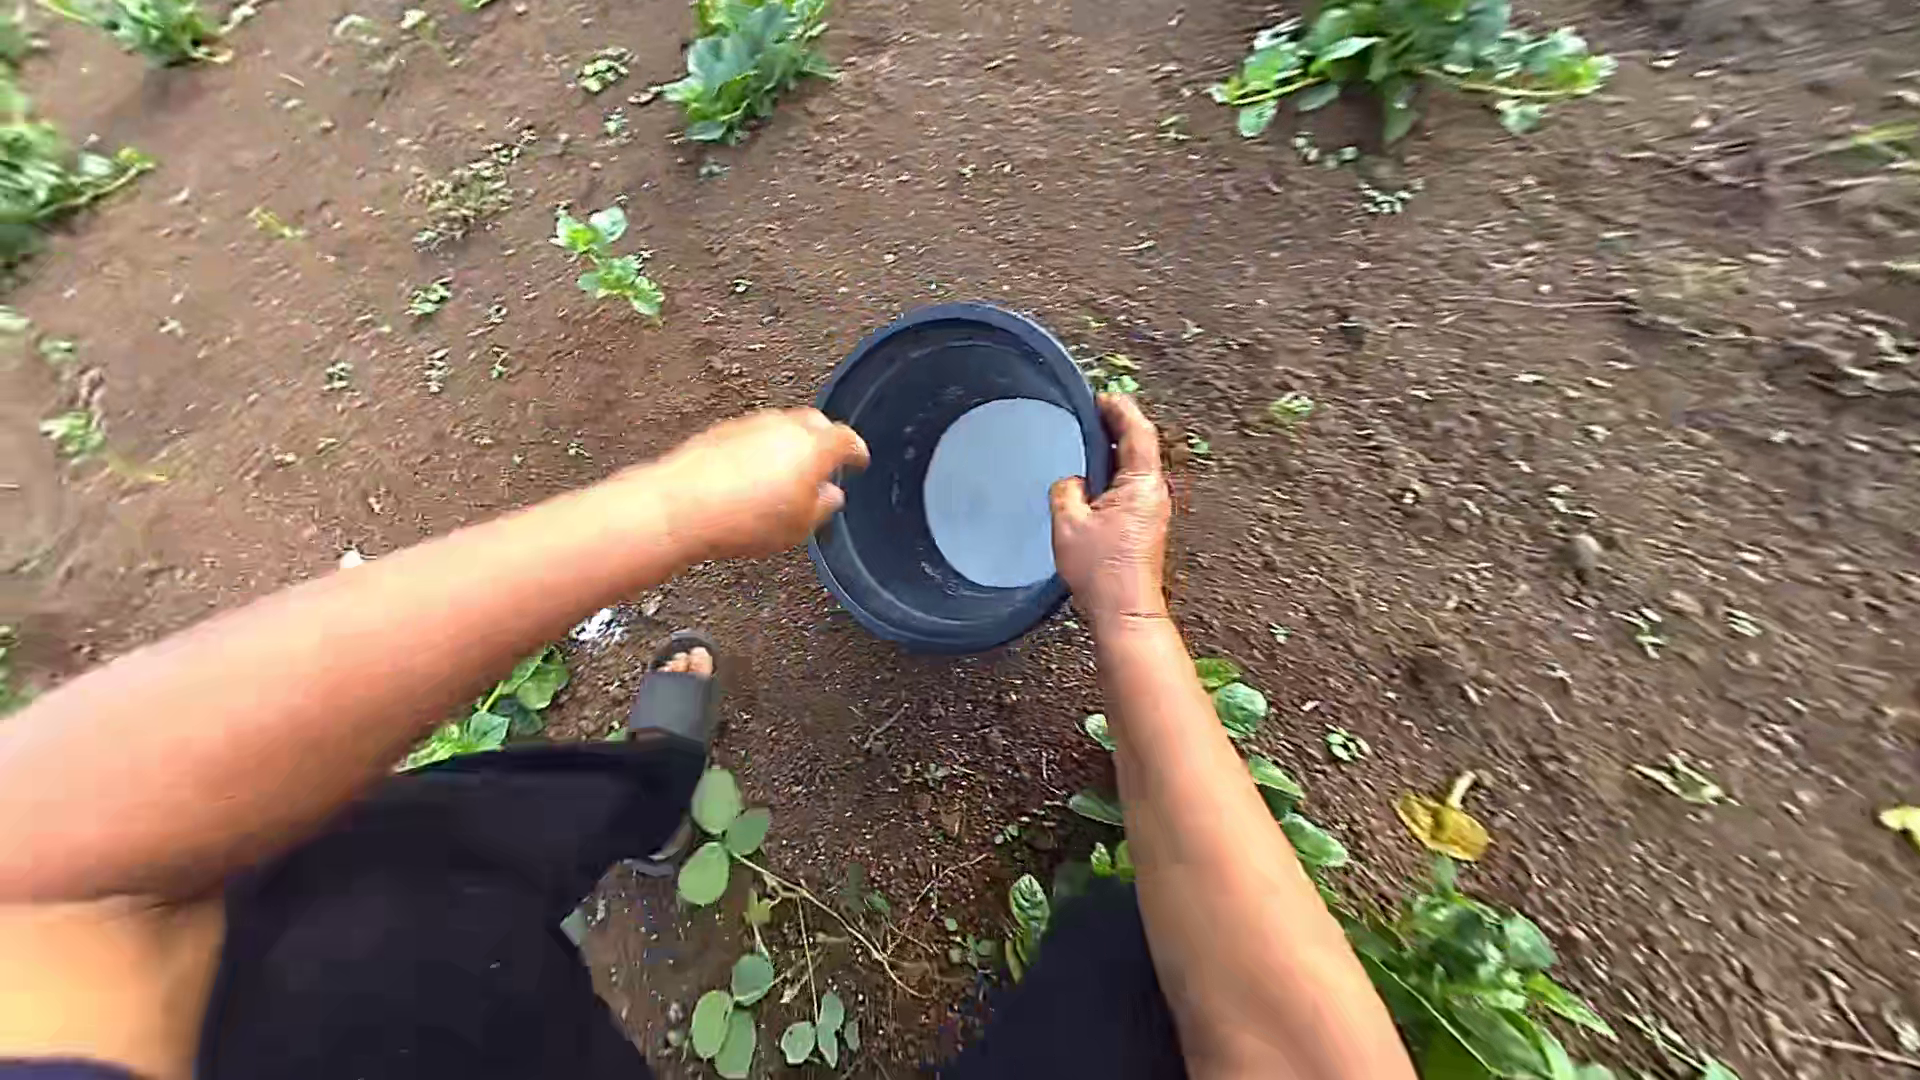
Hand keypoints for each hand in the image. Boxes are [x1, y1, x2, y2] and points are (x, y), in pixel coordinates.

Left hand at [649, 408, 868, 559]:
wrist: (680, 508)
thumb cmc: (743, 519)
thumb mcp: (801, 526)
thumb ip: (824, 506)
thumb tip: (830, 495)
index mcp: (813, 448)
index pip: (847, 439)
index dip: (856, 450)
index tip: (858, 458)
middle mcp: (784, 427)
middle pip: (816, 423)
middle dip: (826, 439)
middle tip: (827, 461)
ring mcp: (751, 425)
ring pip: (783, 427)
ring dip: (792, 443)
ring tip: (788, 473)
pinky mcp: (723, 431)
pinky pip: (754, 434)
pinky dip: (763, 448)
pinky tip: (755, 475)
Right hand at [1050, 395, 1169, 626]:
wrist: (1124, 609)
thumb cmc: (1102, 571)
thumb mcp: (1068, 522)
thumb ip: (1066, 490)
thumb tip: (1072, 482)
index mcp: (1140, 485)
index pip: (1137, 432)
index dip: (1120, 410)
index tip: (1102, 398)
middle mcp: (1153, 494)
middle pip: (1141, 446)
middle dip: (1118, 426)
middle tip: (1094, 413)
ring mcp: (1152, 510)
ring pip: (1137, 467)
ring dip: (1117, 450)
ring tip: (1092, 440)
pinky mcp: (1145, 524)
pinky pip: (1132, 486)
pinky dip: (1116, 472)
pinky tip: (1096, 478)